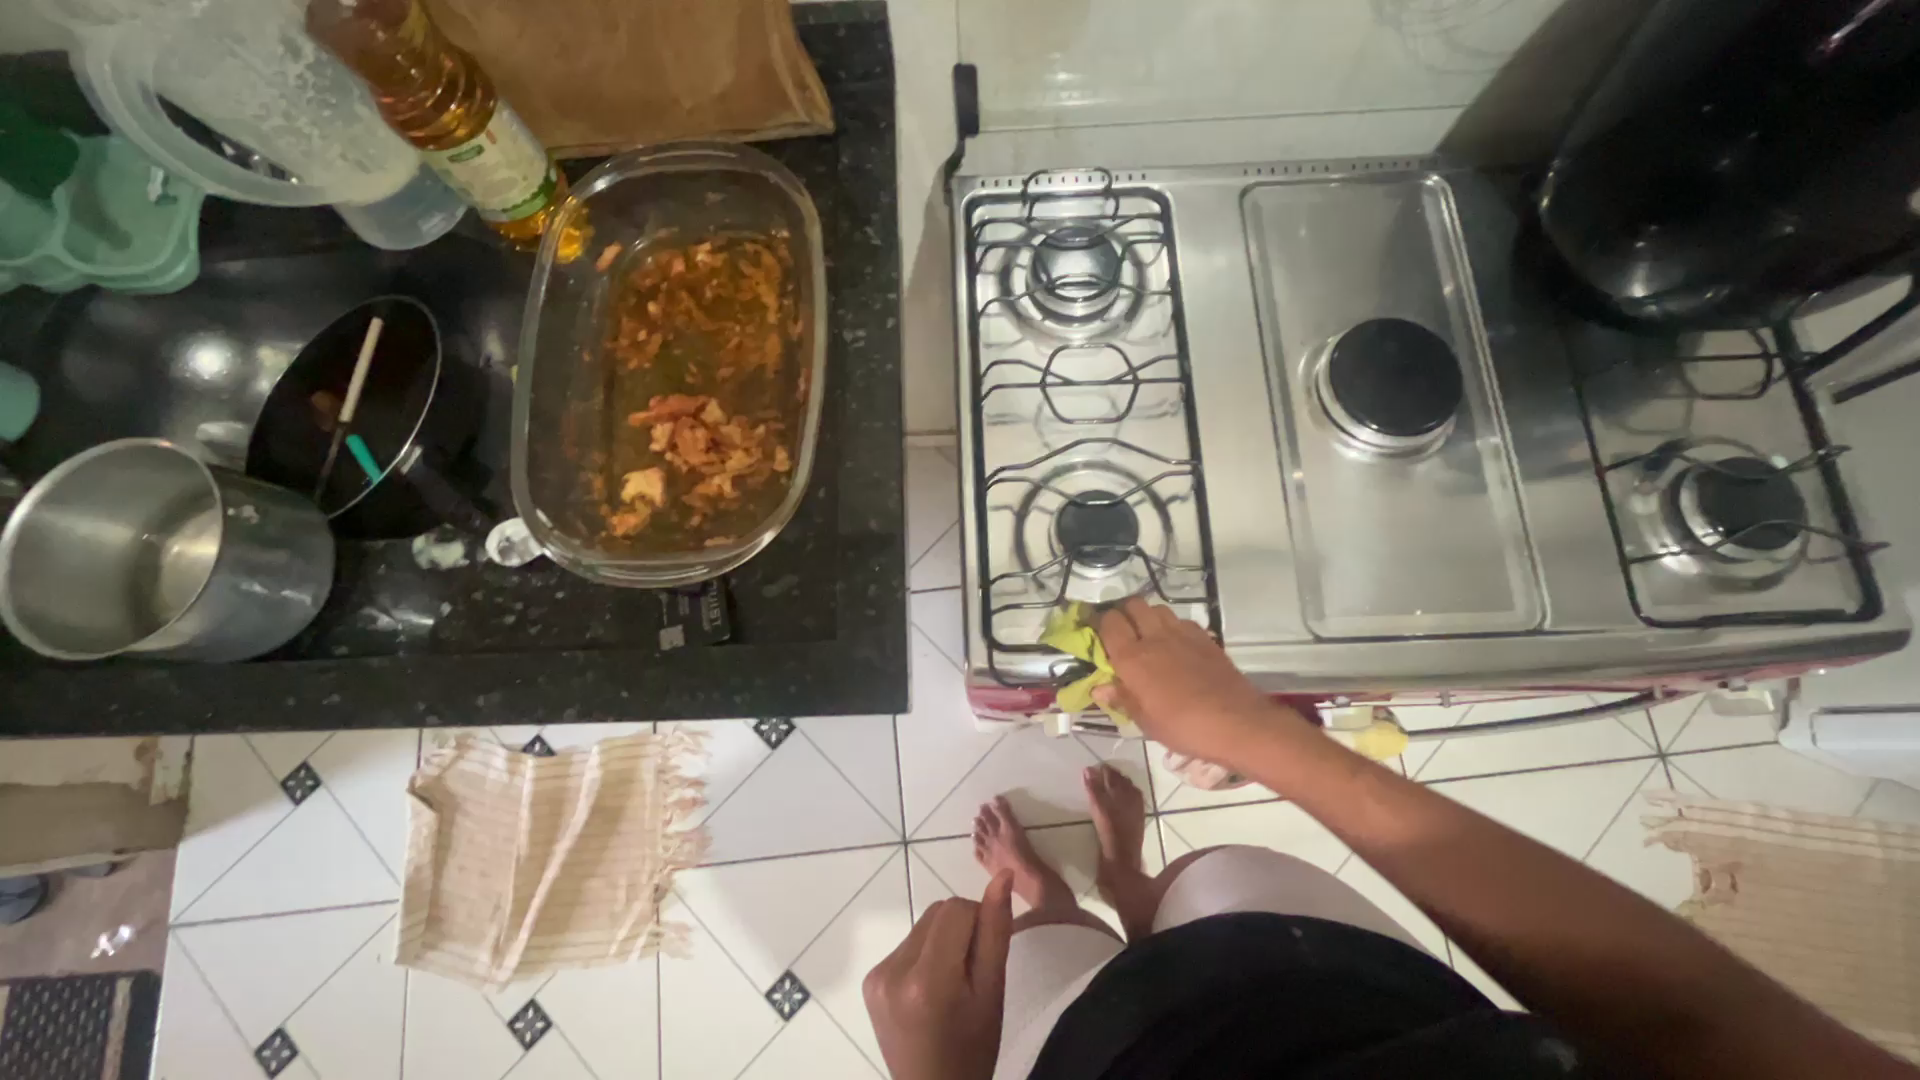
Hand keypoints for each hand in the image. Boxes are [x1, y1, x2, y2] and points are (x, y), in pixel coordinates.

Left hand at [863, 871, 1013, 1079]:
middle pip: (937, 912)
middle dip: (960, 930)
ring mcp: (877, 975)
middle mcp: (893, 970)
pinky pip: (906, 944)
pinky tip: (930, 989)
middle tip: (971, 971)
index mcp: (928, 979)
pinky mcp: (870, 980)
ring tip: (950, 984)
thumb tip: (1001, 875)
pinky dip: (924, 955)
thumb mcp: (993, 992)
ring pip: (923, 925)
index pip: (956, 909)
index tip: (984, 955)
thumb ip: (995, 931)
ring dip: (941, 941)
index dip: (978, 921)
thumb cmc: (972, 1048)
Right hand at [1094, 597, 1303, 768]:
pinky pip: (1182, 621)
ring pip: (1158, 608)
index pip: (1109, 622)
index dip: (1100, 623)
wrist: (1236, 722)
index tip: (1097, 633)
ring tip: (1148, 636)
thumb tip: (1099, 689)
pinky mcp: (1205, 638)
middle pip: (1133, 605)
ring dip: (1149, 616)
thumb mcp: (1145, 721)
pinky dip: (1173, 626)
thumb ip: (1122, 698)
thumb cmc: (1183, 727)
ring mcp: (1182, 634)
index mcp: (1132, 658)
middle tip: (1122, 632)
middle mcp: (1154, 638)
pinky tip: (1176, 645)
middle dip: (1124, 613)